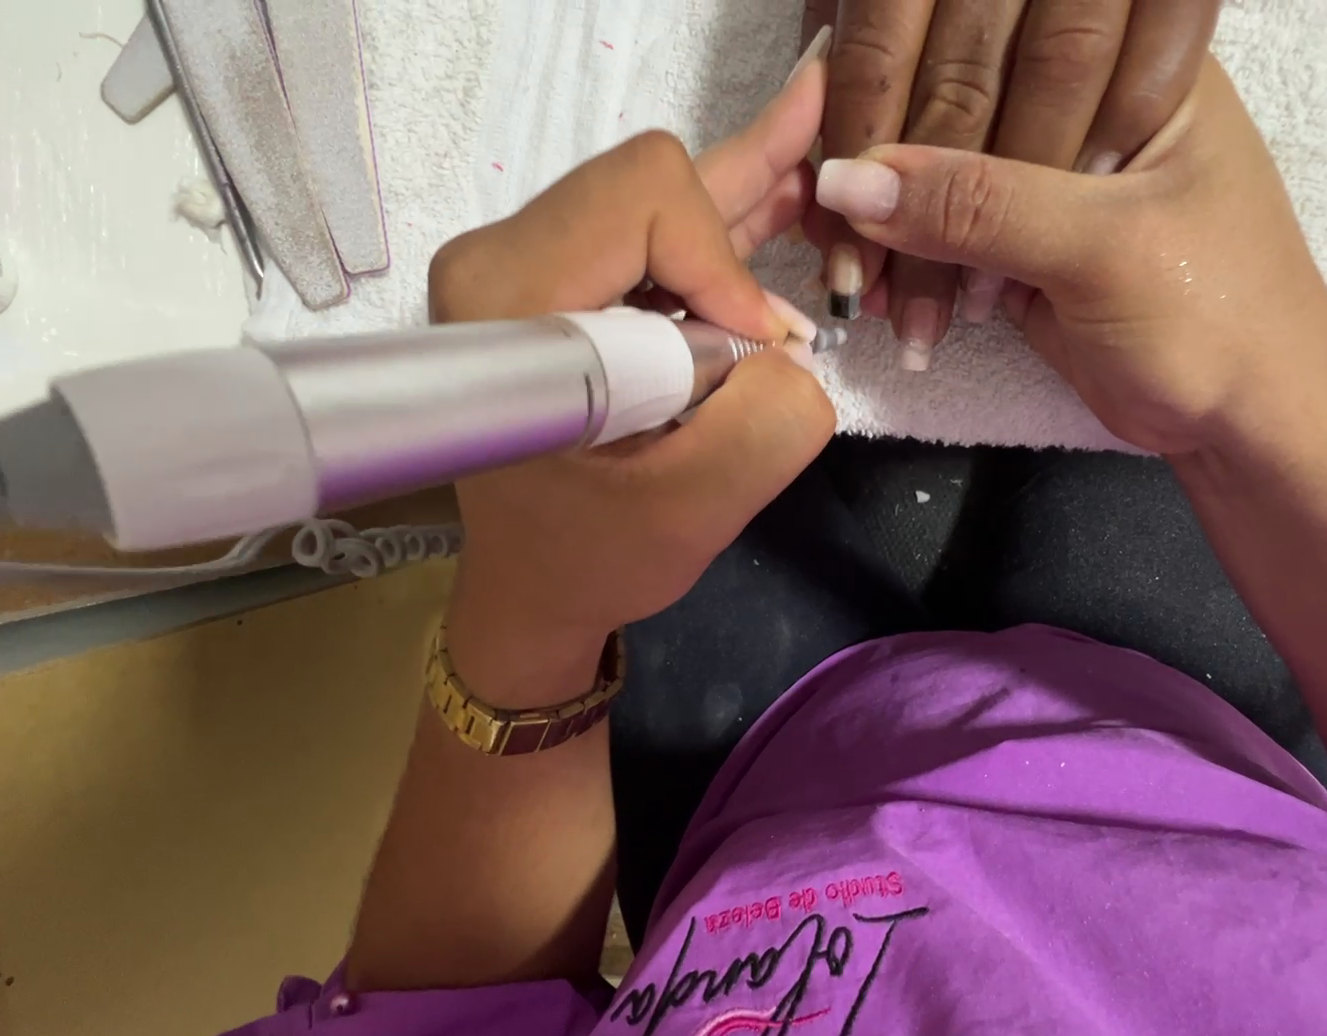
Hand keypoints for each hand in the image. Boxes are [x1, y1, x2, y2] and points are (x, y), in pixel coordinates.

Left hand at [428, 61, 835, 668]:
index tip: (758, 354)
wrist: (537, 585)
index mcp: (511, 302)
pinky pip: (647, 238)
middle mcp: (500, 261)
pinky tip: (776, 195)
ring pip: (654, 201)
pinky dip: (719, 234)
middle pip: (649, 184)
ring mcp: (524, 271)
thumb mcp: (697, 509)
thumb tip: (791, 349)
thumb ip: (768, 422)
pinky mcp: (556, 291)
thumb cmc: (597, 558)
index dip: (723, 264)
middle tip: (827, 193)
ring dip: (740, 206)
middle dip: (740, 226)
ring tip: (813, 160)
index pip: (646, 199)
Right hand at [813, 59, 1326, 456]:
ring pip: (946, 185)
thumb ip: (977, 205)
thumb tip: (847, 180)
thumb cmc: (1209, 317)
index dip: (904, 95)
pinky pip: (951, 242)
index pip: (993, 48)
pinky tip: (878, 292)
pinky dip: (913, 271)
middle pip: (958, 117)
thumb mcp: (1097, 249)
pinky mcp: (1026, 247)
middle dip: (892, 181)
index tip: (831, 154)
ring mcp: (1052, 184)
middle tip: (833, 236)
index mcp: (1134, 67)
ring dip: (895, 237)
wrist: (1236, 423)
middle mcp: (1087, 111)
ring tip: (853, 283)